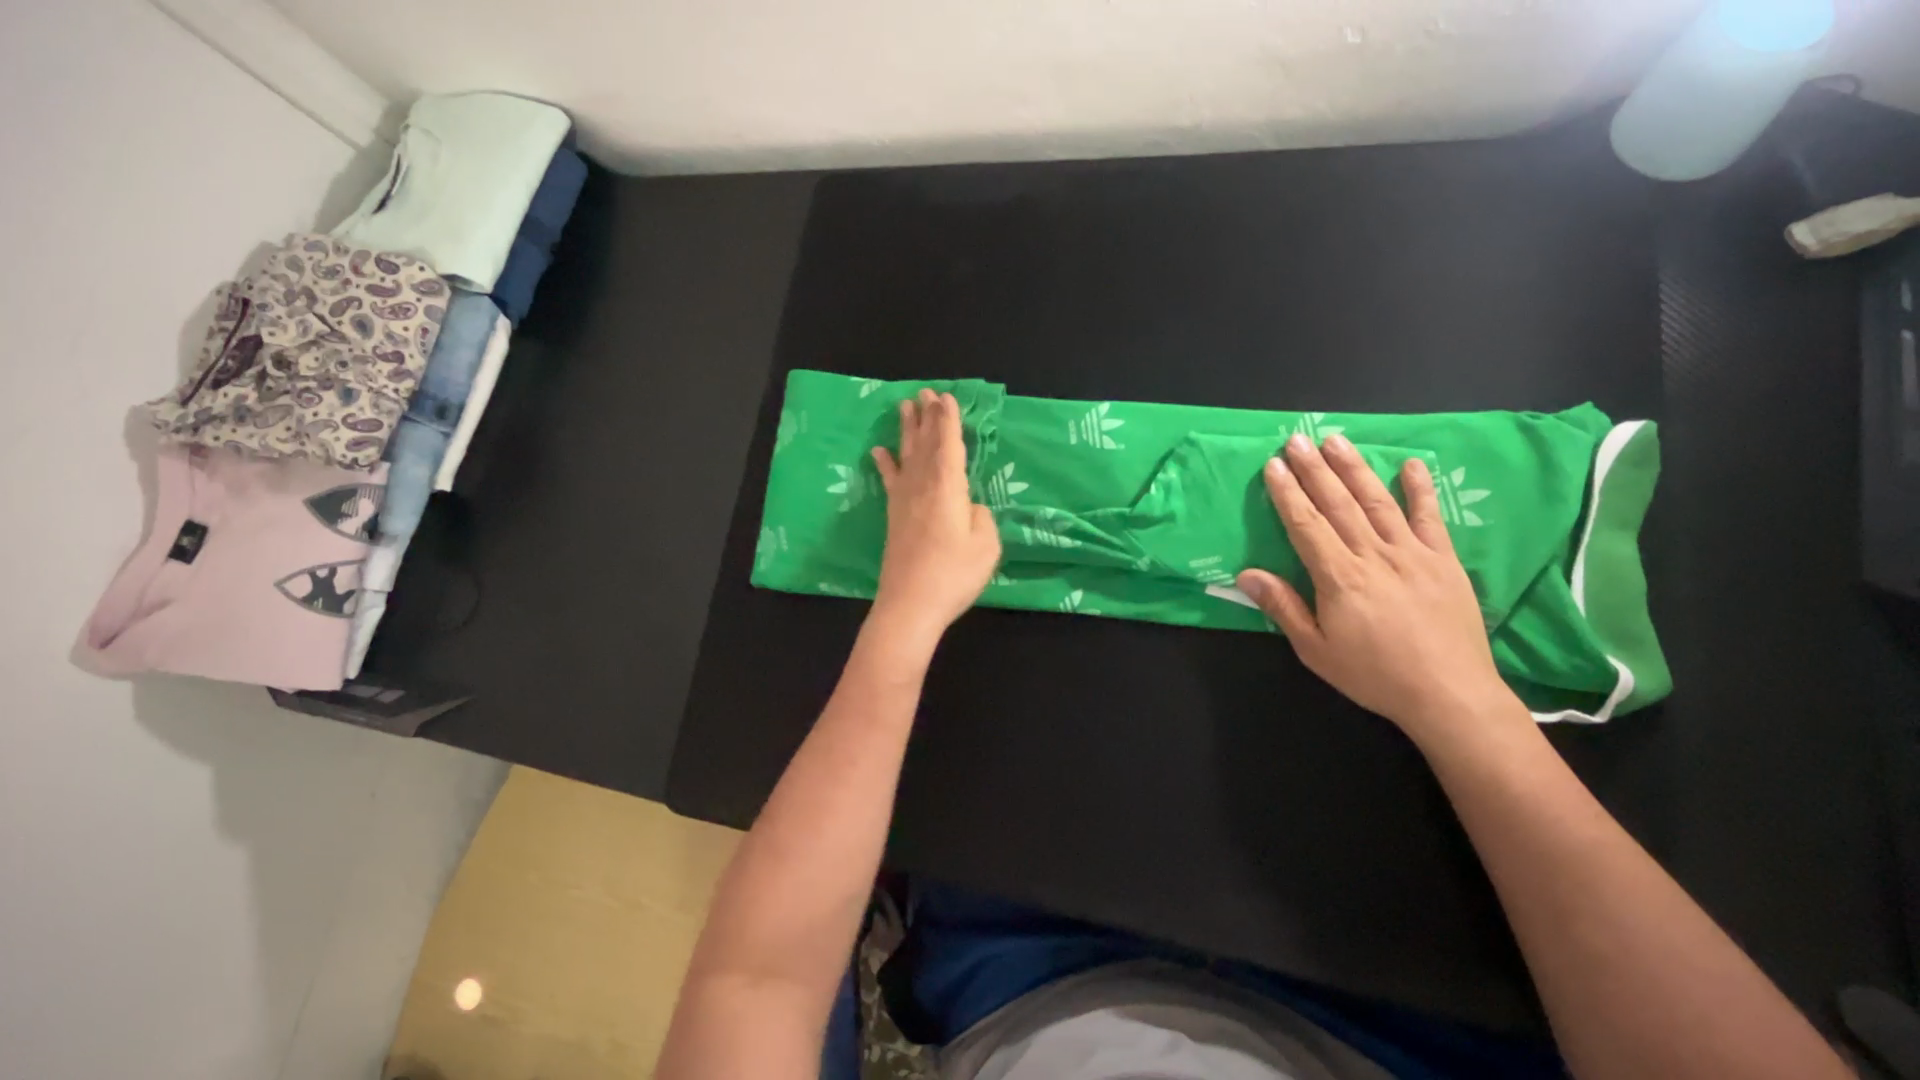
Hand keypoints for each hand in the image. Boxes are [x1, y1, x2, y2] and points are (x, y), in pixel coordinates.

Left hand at [869, 390, 1001, 639]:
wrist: (910, 605)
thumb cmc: (953, 574)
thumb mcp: (986, 545)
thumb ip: (981, 518)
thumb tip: (970, 507)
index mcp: (948, 487)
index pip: (949, 445)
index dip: (948, 420)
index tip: (946, 397)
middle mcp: (922, 486)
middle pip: (925, 444)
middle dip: (926, 417)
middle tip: (924, 392)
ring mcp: (904, 502)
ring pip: (906, 456)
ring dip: (906, 431)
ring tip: (904, 406)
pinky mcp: (894, 518)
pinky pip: (890, 481)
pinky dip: (885, 464)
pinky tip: (878, 451)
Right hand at [1236, 434, 1526, 746]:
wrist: (1449, 694)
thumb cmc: (1374, 676)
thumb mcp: (1316, 651)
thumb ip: (1284, 608)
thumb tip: (1247, 574)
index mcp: (1339, 578)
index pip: (1306, 525)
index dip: (1288, 494)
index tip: (1274, 466)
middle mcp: (1374, 556)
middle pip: (1338, 504)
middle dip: (1315, 470)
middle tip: (1297, 439)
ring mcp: (1412, 554)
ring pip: (1378, 502)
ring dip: (1355, 469)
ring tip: (1336, 440)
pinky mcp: (1443, 561)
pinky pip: (1429, 518)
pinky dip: (1420, 490)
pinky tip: (1410, 465)